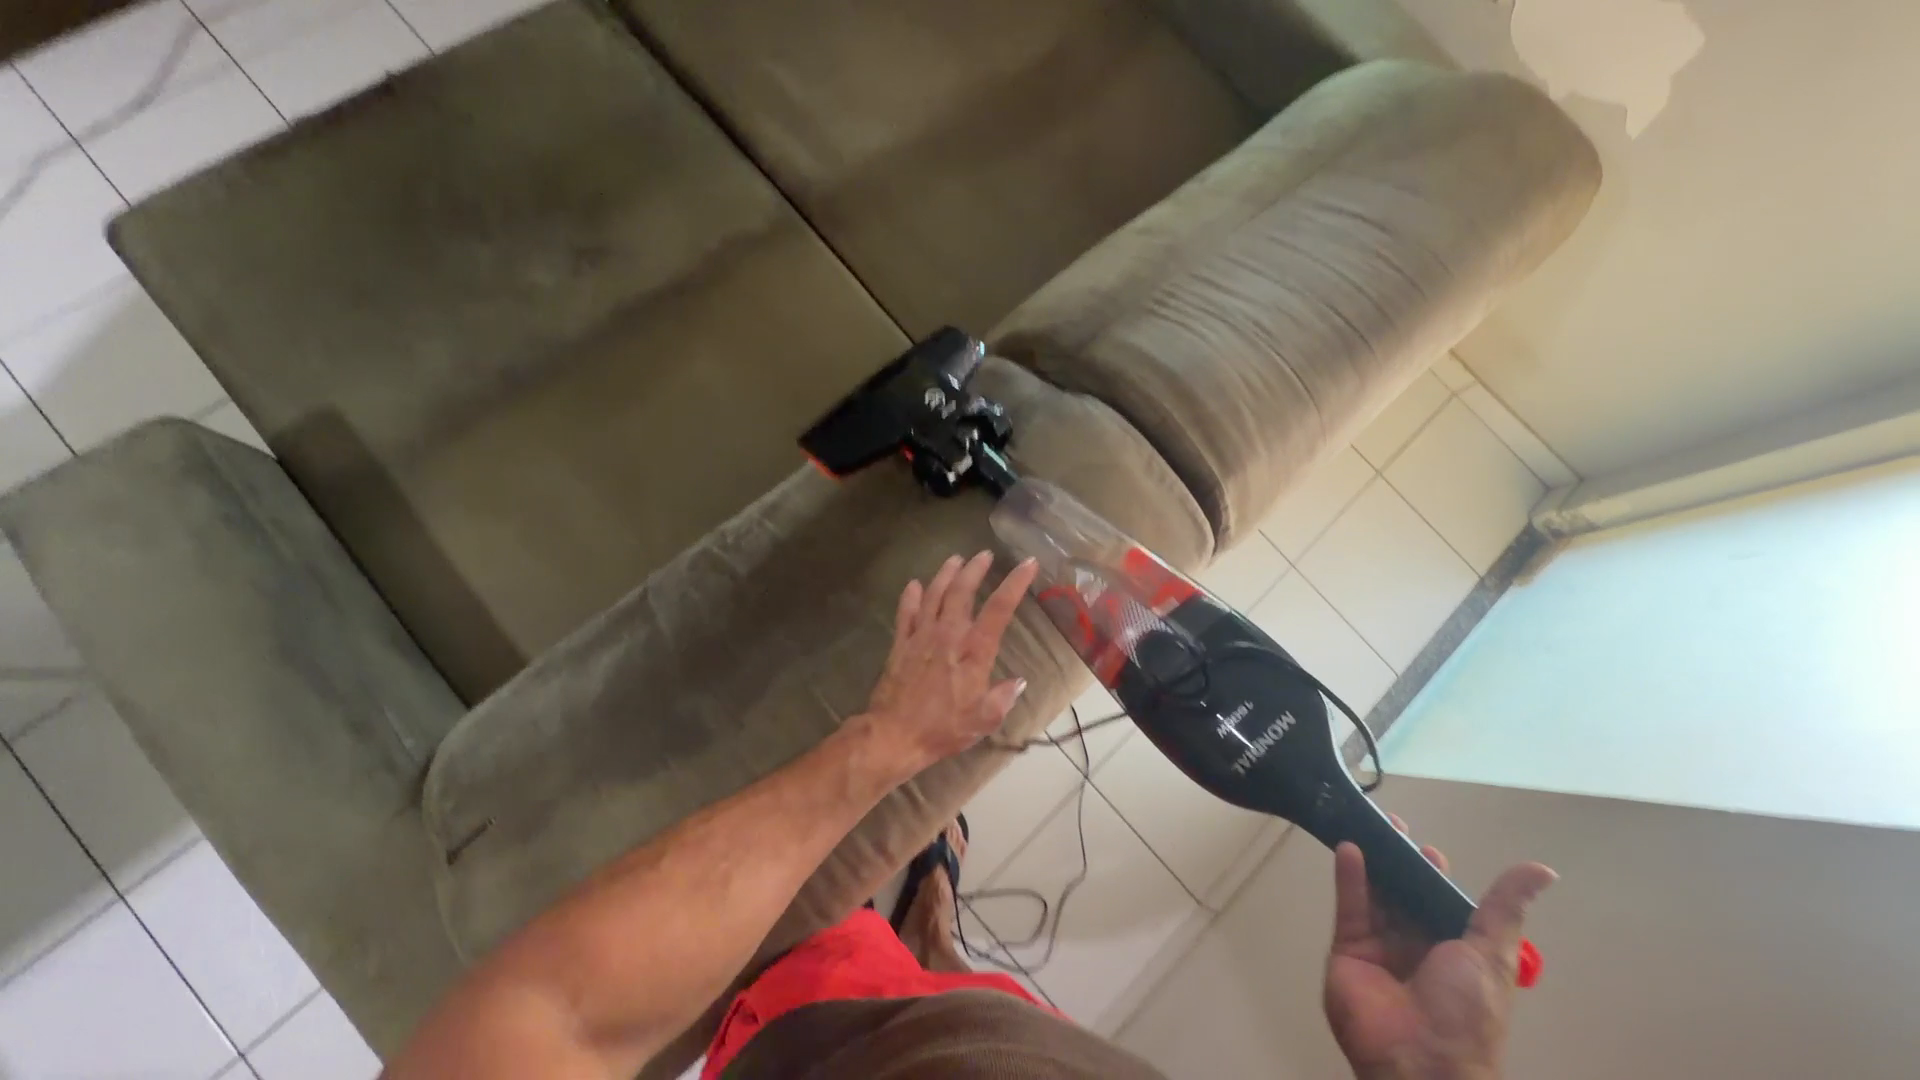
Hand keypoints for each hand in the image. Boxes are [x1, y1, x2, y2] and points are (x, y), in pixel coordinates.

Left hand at [852, 551, 1038, 778]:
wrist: (895, 734)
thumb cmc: (943, 729)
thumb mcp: (984, 720)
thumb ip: (1003, 697)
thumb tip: (1017, 682)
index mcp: (974, 651)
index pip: (999, 609)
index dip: (1015, 583)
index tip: (1028, 563)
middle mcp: (948, 634)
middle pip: (962, 591)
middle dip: (975, 570)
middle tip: (984, 555)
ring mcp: (921, 636)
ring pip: (934, 594)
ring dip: (945, 574)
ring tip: (955, 560)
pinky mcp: (900, 644)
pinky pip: (905, 613)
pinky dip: (911, 596)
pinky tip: (915, 584)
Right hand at [1323, 818, 1555, 1079]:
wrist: (1421, 1060)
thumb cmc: (1467, 1010)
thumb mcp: (1492, 955)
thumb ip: (1504, 907)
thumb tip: (1544, 869)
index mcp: (1455, 953)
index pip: (1441, 904)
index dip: (1435, 875)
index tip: (1426, 847)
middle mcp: (1417, 947)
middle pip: (1405, 894)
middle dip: (1399, 861)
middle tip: (1392, 825)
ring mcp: (1380, 948)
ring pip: (1375, 896)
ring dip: (1373, 862)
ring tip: (1369, 826)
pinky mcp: (1348, 949)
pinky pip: (1349, 908)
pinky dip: (1348, 878)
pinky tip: (1349, 848)